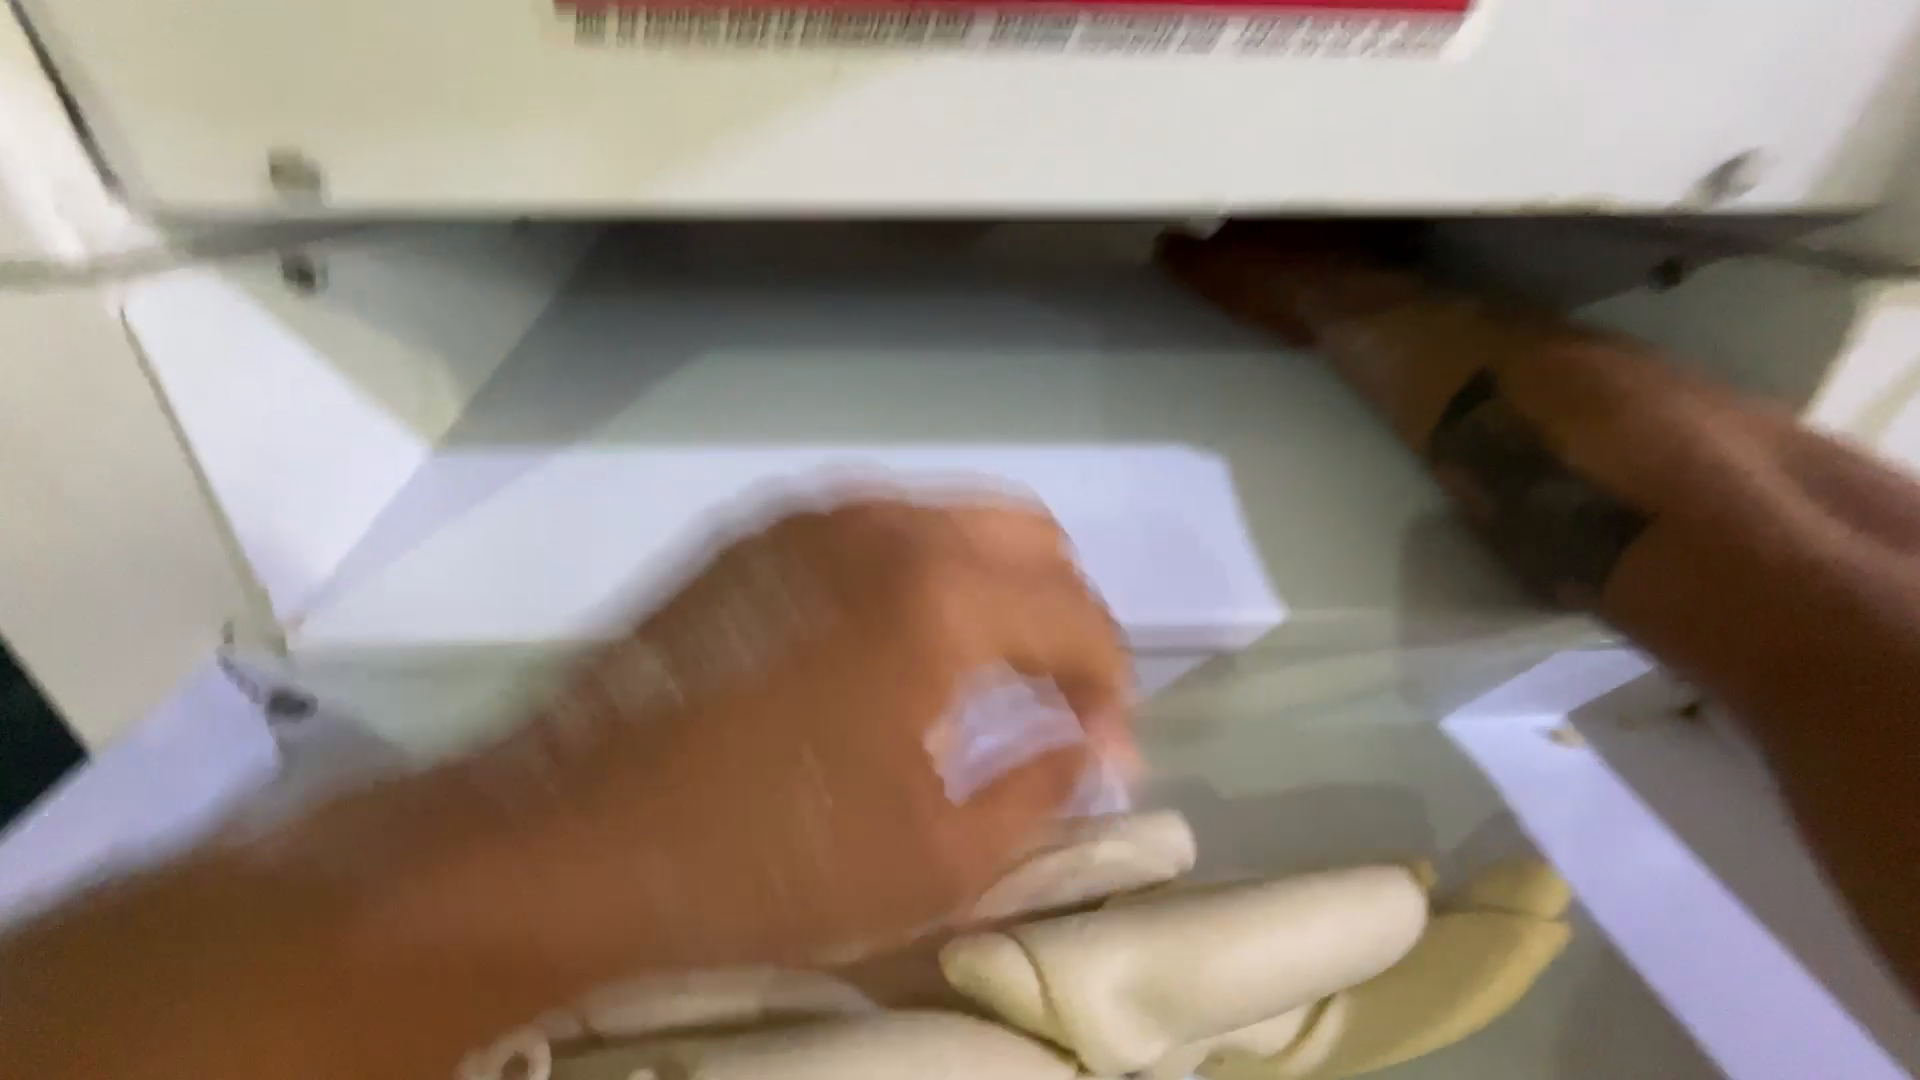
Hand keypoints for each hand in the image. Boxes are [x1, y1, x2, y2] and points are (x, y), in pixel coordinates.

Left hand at [472, 491, 1135, 971]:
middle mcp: (879, 524)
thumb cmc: (759, 861)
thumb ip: (1039, 790)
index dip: (1111, 685)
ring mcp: (808, 516)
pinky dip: (919, 574)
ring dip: (992, 588)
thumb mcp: (931, 860)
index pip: (1076, 615)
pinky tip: (893, 647)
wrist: (564, 838)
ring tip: (979, 675)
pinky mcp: (754, 534)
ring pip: (950, 518)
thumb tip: (1089, 744)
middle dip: (1062, 615)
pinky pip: (878, 528)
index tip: (1105, 747)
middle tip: (1053, 697)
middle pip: (1029, 535)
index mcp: (933, 596)